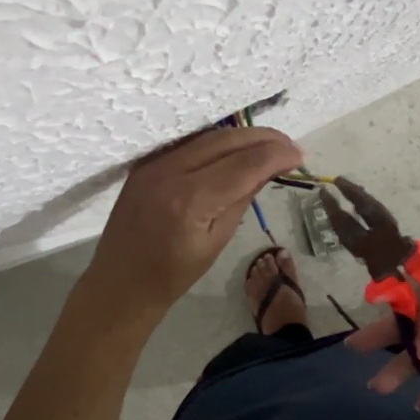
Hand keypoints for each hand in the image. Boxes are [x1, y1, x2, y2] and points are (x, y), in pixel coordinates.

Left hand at [85, 127, 303, 315]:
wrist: (120, 283)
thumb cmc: (172, 275)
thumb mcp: (216, 241)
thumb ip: (241, 199)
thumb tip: (268, 168)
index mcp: (190, 200)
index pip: (243, 164)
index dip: (275, 155)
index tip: (299, 156)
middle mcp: (170, 173)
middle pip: (226, 140)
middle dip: (263, 138)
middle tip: (290, 146)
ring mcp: (153, 165)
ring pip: (206, 137)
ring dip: (241, 136)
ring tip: (269, 145)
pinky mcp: (145, 164)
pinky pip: (187, 144)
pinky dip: (215, 142)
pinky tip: (234, 148)